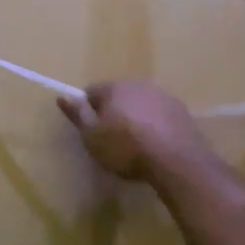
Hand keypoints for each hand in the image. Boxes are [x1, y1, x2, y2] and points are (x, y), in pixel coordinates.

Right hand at [58, 80, 208, 181]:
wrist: (176, 161)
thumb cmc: (127, 149)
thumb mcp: (93, 137)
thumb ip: (78, 115)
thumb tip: (62, 96)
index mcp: (114, 88)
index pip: (92, 92)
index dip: (88, 110)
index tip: (92, 131)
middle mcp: (138, 84)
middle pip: (118, 95)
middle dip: (114, 112)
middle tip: (114, 139)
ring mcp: (163, 96)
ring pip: (141, 103)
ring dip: (137, 116)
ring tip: (138, 144)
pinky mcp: (181, 111)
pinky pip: (161, 114)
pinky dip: (156, 124)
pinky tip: (158, 145)